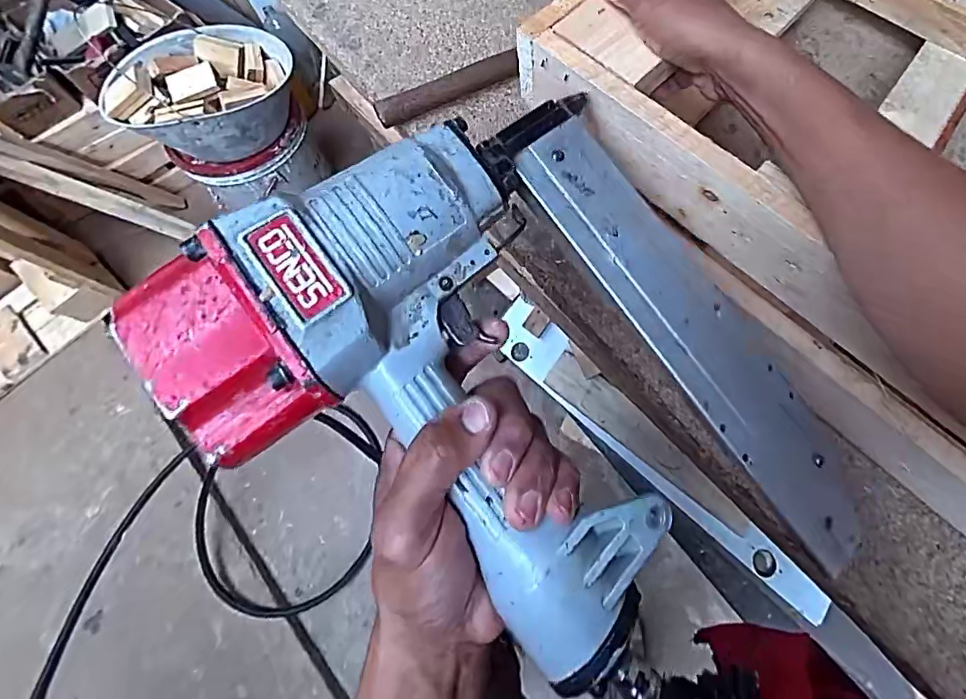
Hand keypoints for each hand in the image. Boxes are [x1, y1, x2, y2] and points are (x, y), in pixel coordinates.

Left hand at [359, 322, 580, 697]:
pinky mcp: (538, 487)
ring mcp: (506, 464)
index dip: (466, 345)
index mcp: (426, 438)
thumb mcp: (402, 524)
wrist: (452, 632)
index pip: (443, 374)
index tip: (491, 334)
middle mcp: (468, 441)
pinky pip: (562, 466)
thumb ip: (429, 463)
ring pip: (537, 431)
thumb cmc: (414, 578)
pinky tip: (550, 513)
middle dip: (509, 437)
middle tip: (497, 478)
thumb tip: (472, 412)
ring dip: (534, 472)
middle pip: (502, 400)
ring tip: (518, 515)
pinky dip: (562, 487)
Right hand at [594, 0, 771, 90]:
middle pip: (662, 21)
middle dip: (644, 33)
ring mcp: (703, 40)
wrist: (730, 65)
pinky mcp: (707, 67)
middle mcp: (696, 12)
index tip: (618, 7)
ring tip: (638, 66)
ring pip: (672, 49)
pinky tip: (656, 86)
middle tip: (624, 41)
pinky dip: (668, 81)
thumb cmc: (696, 30)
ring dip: (656, 60)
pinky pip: (681, 74)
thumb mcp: (648, 5)